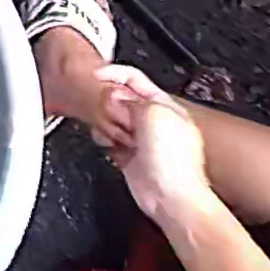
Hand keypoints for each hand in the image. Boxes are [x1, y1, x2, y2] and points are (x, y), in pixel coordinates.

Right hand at [89, 65, 216, 225]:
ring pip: (109, 117)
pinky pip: (106, 136)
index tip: (96, 75)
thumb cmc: (174, 160)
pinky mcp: (128, 152)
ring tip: (121, 137)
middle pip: (118, 98)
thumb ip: (128, 97)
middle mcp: (152, 120)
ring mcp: (140, 137)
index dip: (113, 73)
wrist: (170, 197)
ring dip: (108, 124)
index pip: (133, 77)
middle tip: (117, 116)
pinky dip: (104, 139)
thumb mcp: (153, 112)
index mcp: (164, 106)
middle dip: (111, 105)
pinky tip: (112, 146)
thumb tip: (113, 98)